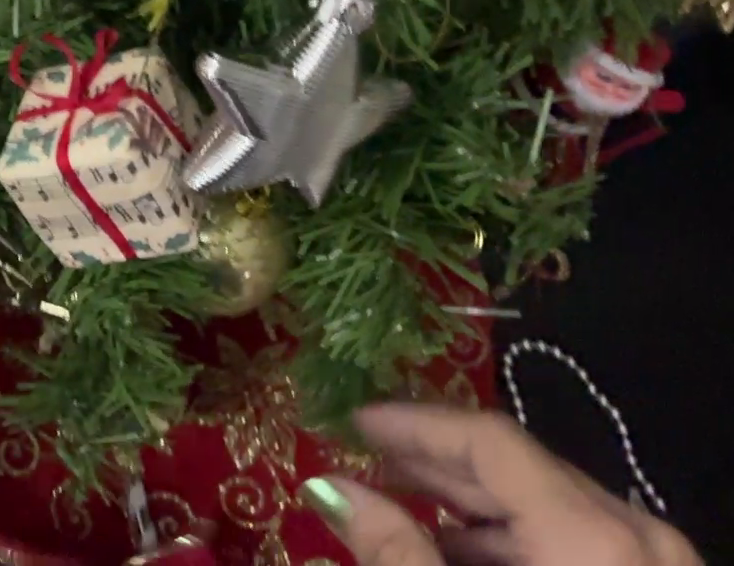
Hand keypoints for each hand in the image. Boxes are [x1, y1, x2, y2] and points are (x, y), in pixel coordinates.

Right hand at [303, 403, 701, 565]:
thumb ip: (393, 553)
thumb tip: (330, 487)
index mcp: (593, 539)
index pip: (490, 441)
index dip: (413, 423)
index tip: (350, 424)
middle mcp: (643, 548)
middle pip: (526, 472)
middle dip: (438, 464)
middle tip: (368, 461)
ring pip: (561, 517)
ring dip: (476, 510)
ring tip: (409, 517)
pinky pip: (592, 557)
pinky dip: (522, 549)